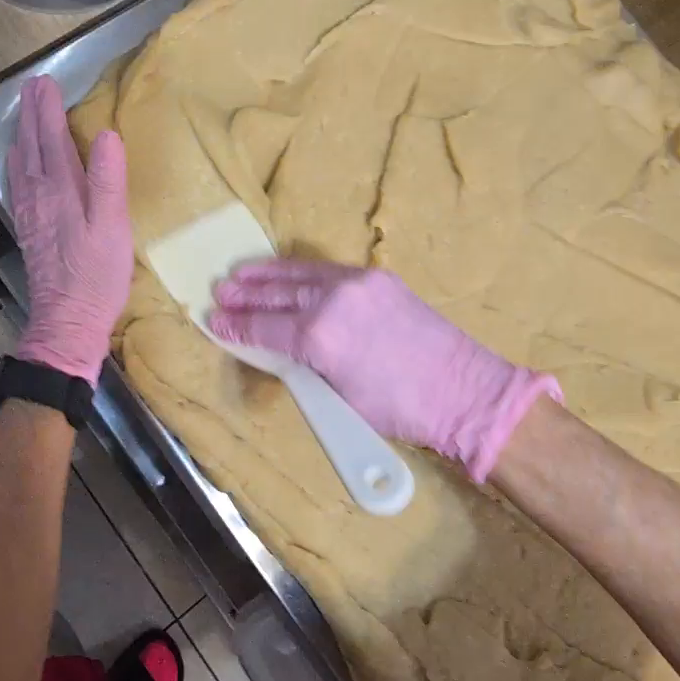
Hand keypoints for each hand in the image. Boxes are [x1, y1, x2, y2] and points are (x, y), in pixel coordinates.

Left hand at [7, 76, 131, 382]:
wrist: (66, 319)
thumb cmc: (97, 275)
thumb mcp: (112, 227)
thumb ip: (107, 180)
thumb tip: (105, 135)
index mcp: (60, 189)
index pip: (51, 139)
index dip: (49, 109)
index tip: (46, 82)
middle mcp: (38, 194)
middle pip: (31, 145)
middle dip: (31, 113)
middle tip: (32, 86)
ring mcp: (30, 212)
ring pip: (20, 162)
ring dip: (23, 133)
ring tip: (25, 113)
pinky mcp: (28, 228)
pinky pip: (18, 182)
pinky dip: (17, 161)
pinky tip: (19, 162)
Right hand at [208, 260, 559, 481]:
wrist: (465, 391)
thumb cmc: (400, 410)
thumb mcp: (339, 398)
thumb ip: (303, 367)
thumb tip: (278, 350)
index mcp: (321, 336)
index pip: (265, 326)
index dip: (236, 325)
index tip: (213, 320)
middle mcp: (334, 300)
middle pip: (277, 293)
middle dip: (245, 293)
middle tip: (219, 291)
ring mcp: (357, 284)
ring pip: (300, 274)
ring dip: (268, 274)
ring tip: (241, 273)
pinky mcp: (377, 278)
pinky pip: (326, 270)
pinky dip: (299, 272)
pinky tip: (286, 273)